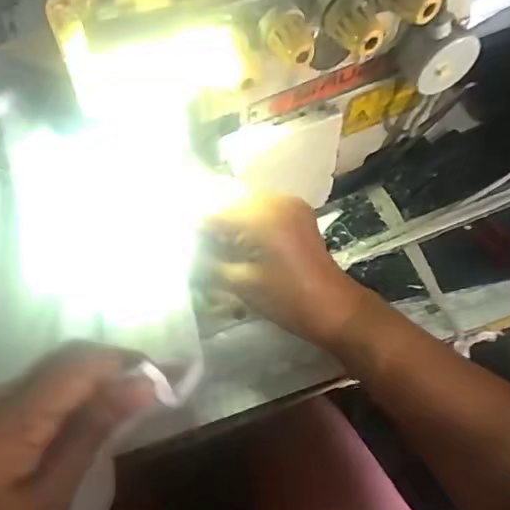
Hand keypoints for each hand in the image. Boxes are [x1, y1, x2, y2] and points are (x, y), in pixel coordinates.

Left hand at [0, 343, 157, 509]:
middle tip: (165, 386)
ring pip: (46, 376)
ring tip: (142, 397)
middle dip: (112, 369)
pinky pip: (31, 395)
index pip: (70, 367)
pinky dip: (68, 399)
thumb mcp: (51, 504)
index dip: (124, 362)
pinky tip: (97, 414)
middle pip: (57, 364)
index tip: (173, 374)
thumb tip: (141, 384)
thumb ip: (90, 434)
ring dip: (93, 382)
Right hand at [201, 191, 376, 348]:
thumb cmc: (288, 299)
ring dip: (223, 218)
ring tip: (204, 240)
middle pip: (227, 199)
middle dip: (205, 217)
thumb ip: (208, 263)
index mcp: (260, 215)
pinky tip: (229, 240)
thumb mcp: (241, 284)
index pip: (212, 209)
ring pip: (243, 202)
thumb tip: (184, 253)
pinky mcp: (296, 215)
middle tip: (185, 238)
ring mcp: (289, 205)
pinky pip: (259, 209)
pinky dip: (241, 221)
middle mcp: (275, 200)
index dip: (189, 222)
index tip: (172, 235)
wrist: (337, 310)